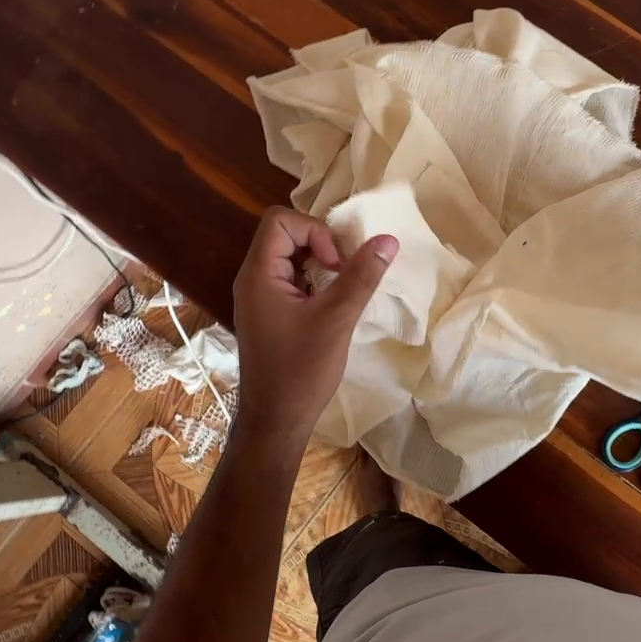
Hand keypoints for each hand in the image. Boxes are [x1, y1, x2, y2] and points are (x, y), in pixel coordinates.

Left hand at [231, 207, 396, 440]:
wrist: (276, 420)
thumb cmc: (301, 370)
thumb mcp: (336, 320)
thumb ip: (361, 277)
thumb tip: (388, 239)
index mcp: (259, 275)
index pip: (281, 221)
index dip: (314, 231)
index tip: (337, 264)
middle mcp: (252, 280)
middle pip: (284, 235)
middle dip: (320, 244)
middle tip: (345, 272)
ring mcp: (259, 298)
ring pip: (289, 258)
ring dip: (319, 264)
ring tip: (343, 288)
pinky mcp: (269, 314)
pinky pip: (290, 281)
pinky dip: (314, 282)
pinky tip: (332, 305)